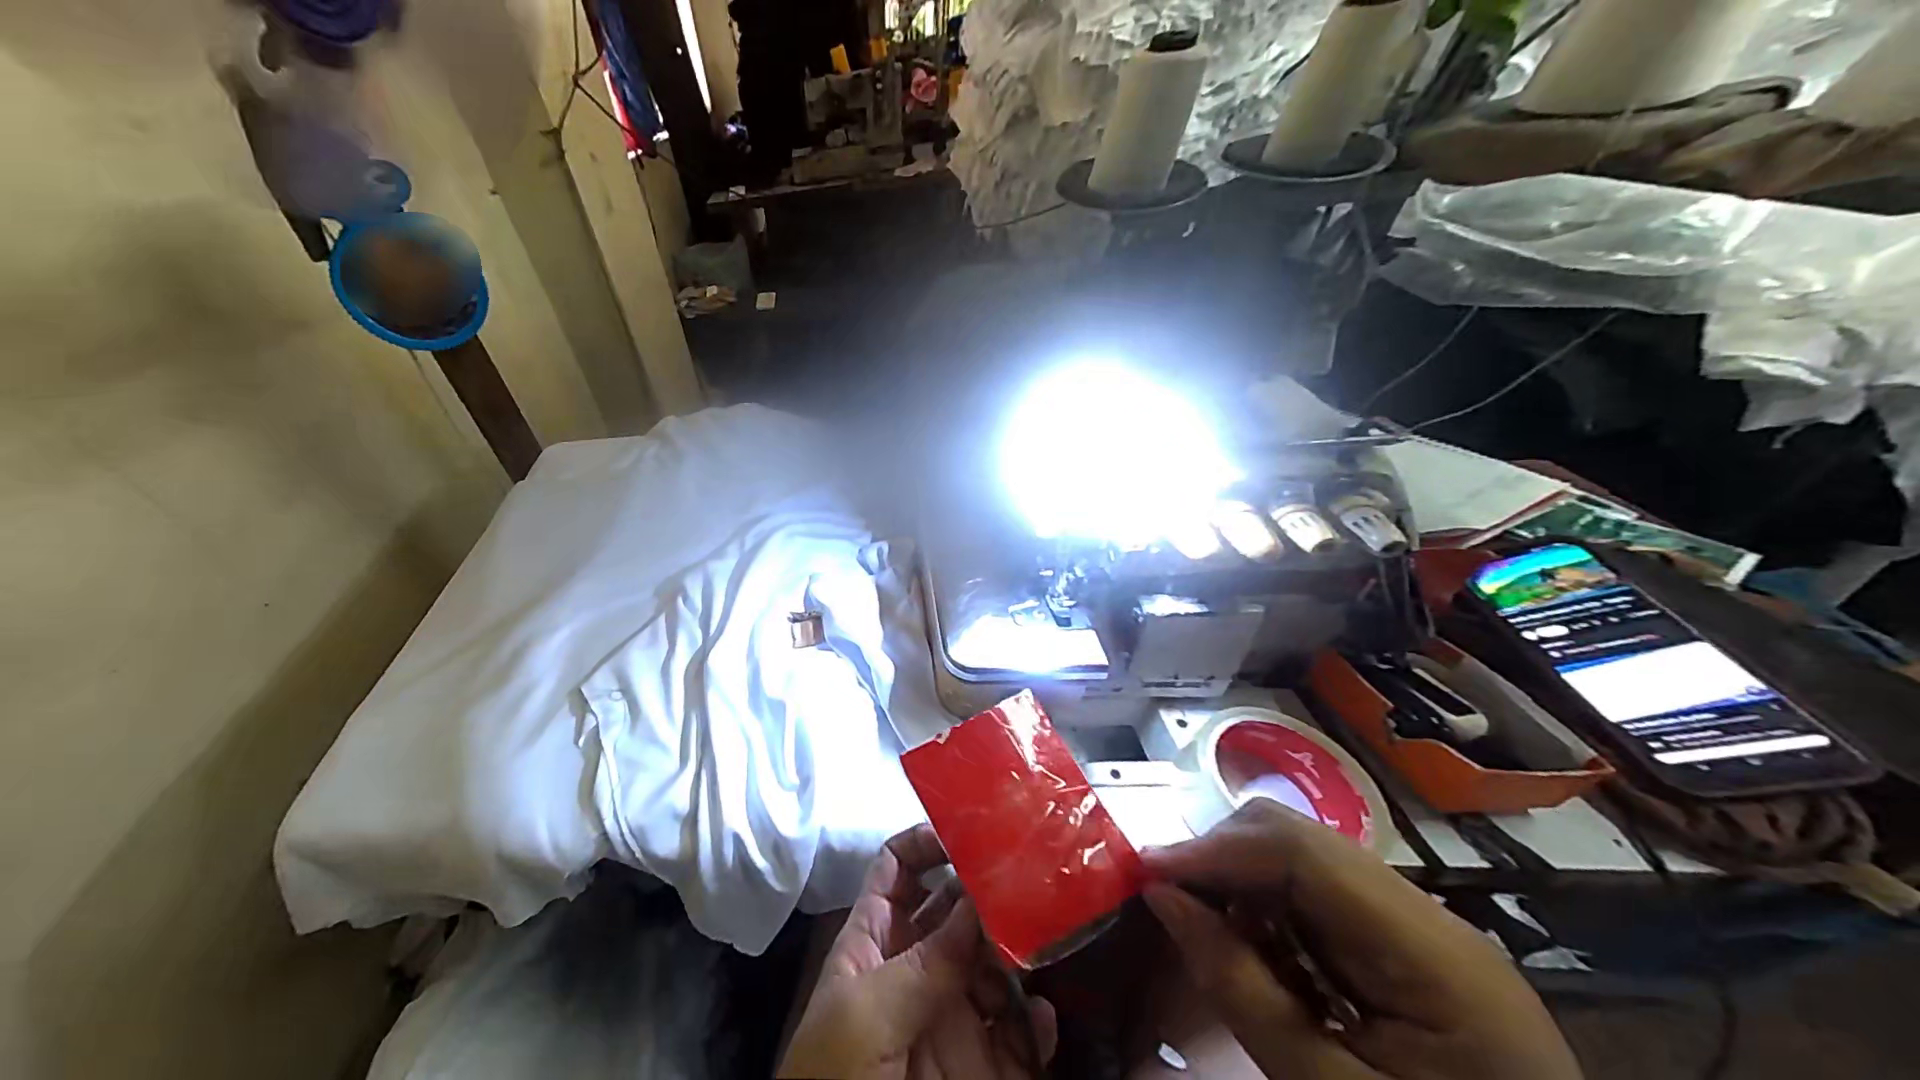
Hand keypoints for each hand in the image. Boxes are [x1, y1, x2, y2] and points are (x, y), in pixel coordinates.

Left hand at [779, 824, 1056, 1078]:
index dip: (927, 842)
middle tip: (1031, 871)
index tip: (971, 828)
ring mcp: (953, 1014)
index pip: (897, 870)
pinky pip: (1024, 1032)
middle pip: (958, 909)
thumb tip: (980, 896)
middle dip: (988, 889)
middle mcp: (919, 968)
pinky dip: (1040, 1020)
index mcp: (875, 942)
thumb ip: (927, 960)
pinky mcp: (986, 1064)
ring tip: (1045, 938)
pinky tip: (1045, 1014)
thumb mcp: (869, 1015)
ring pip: (996, 962)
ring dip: (1020, 949)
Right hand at [1141, 801, 1581, 1079]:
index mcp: (1429, 950)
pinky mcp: (1407, 945)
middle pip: (1302, 838)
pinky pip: (1320, 897)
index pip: (1303, 852)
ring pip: (1304, 858)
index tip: (1145, 870)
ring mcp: (1420, 926)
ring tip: (1210, 932)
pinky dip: (1271, 910)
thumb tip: (1164, 897)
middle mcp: (1426, 914)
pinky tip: (1258, 953)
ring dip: (1244, 881)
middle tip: (1170, 901)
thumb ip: (1243, 992)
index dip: (1215, 850)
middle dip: (1224, 857)